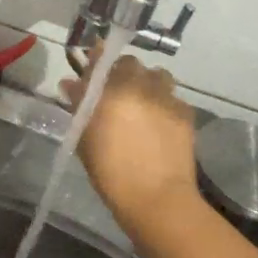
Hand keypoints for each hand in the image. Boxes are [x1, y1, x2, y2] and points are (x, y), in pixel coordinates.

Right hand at [61, 49, 205, 232]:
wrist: (156, 199)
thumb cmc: (110, 172)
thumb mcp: (85, 138)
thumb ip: (79, 105)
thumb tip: (71, 83)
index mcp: (111, 90)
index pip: (101, 58)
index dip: (95, 60)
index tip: (91, 69)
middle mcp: (140, 86)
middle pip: (130, 63)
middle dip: (122, 73)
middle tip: (115, 94)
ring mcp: (166, 98)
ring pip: (156, 75)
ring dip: (147, 83)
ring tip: (142, 104)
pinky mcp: (186, 113)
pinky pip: (172, 97)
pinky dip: (164, 103)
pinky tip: (159, 123)